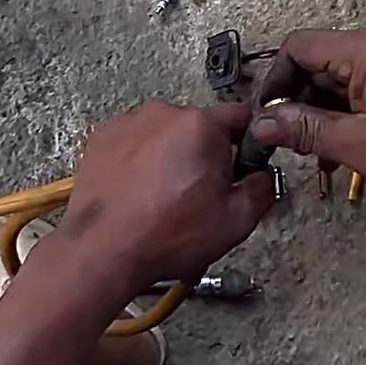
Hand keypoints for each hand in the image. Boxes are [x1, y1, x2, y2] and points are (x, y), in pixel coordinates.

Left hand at [61, 102, 273, 286]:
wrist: (103, 250)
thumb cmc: (164, 235)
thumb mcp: (236, 221)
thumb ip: (261, 189)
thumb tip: (262, 178)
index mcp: (201, 126)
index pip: (240, 116)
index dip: (247, 142)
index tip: (240, 165)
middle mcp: (164, 114)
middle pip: (200, 127)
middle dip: (205, 154)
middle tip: (199, 193)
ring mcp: (129, 124)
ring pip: (166, 135)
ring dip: (170, 157)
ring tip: (163, 197)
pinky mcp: (103, 138)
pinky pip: (134, 143)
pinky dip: (139, 161)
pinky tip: (139, 192)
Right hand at [249, 22, 365, 192]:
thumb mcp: (361, 145)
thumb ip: (307, 130)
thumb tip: (265, 123)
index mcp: (365, 50)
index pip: (297, 48)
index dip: (276, 83)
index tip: (273, 115)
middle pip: (319, 61)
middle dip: (304, 102)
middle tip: (300, 142)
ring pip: (342, 73)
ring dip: (329, 108)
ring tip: (329, 151)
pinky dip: (353, 104)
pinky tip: (355, 138)